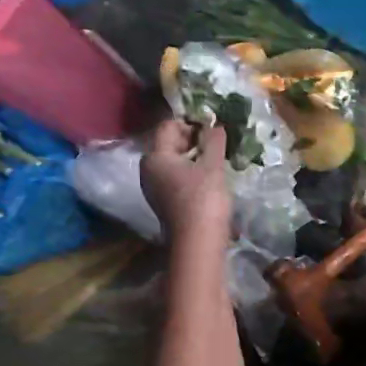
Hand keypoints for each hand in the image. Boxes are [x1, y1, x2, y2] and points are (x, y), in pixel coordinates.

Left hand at [140, 118, 229, 242]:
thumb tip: (215, 125)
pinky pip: (174, 178)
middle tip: (217, 146)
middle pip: (169, 143)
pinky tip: (207, 180)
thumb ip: (214, 140)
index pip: (169, 126)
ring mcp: (154, 188)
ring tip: (215, 162)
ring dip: (193, 158)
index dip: (191, 123)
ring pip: (173, 162)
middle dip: (193, 140)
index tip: (213, 131)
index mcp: (155, 156)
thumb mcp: (212, 165)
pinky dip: (190, 173)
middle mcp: (148, 169)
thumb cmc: (204, 198)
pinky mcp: (163, 202)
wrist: (198, 242)